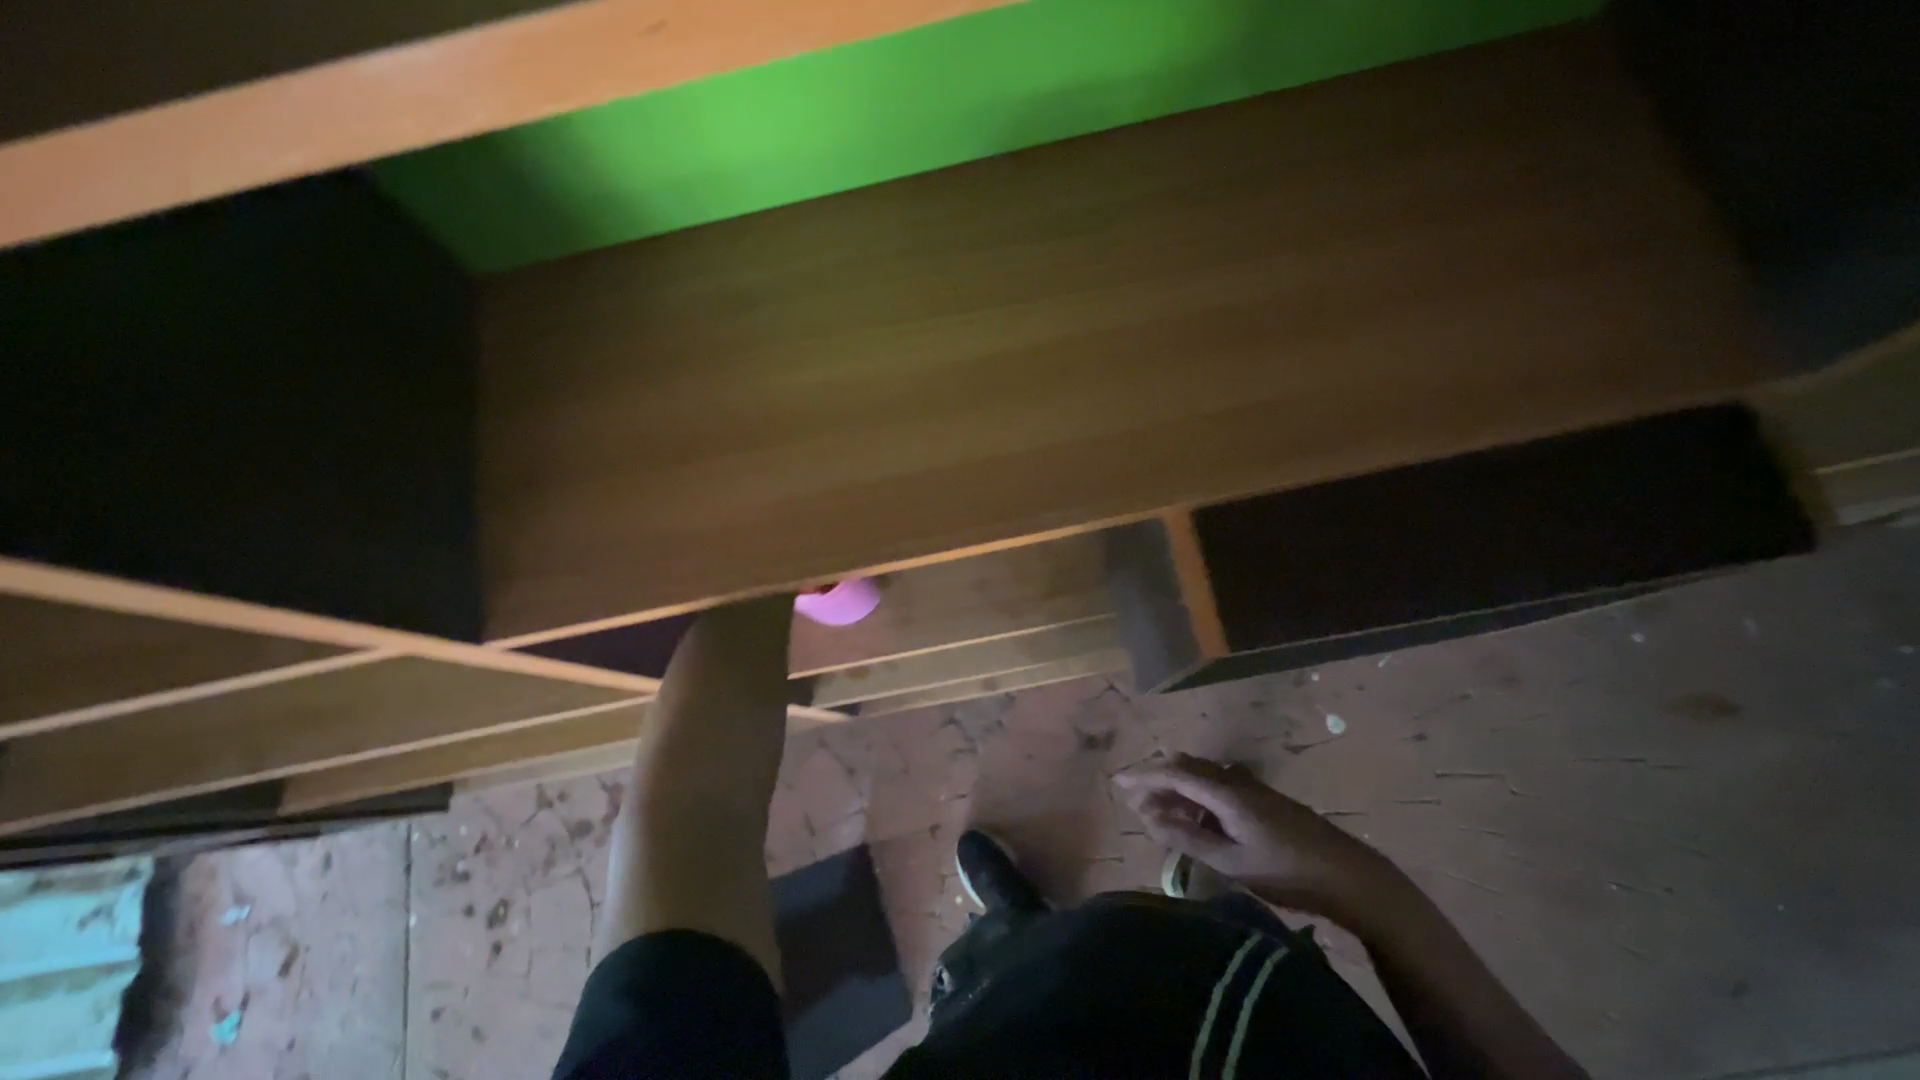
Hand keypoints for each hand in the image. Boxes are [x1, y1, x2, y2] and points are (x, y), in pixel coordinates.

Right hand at [1115, 754, 1399, 917]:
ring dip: (1176, 790)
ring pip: (1202, 778)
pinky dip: (1195, 799)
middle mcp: (1236, 781)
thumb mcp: (1231, 862)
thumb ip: (1187, 838)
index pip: (1174, 771)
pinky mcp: (1263, 802)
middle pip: (1186, 767)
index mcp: (1226, 791)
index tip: (1116, 781)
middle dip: (1156, 779)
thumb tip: (1149, 817)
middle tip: (1132, 799)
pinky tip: (1191, 821)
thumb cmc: (1287, 872)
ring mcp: (1252, 790)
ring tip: (1154, 813)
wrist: (1350, 876)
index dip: (1143, 774)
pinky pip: (1217, 789)